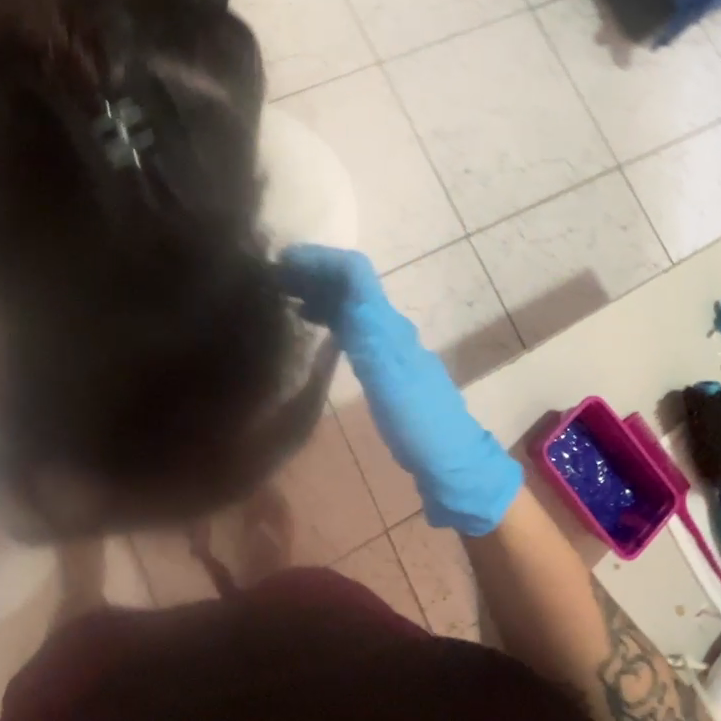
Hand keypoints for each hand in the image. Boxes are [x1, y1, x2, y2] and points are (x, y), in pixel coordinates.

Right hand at [279, 245, 519, 535]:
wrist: (449, 461)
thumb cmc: (417, 423)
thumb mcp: (389, 379)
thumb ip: (368, 334)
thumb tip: (344, 291)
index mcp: (387, 325)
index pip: (354, 272)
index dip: (319, 259)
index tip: (282, 259)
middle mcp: (387, 326)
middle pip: (350, 283)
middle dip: (312, 271)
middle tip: (271, 274)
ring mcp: (386, 345)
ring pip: (348, 303)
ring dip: (317, 292)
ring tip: (281, 295)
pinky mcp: (382, 364)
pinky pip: (349, 326)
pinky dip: (325, 316)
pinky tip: (308, 327)